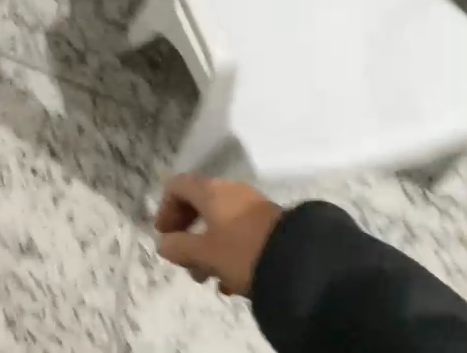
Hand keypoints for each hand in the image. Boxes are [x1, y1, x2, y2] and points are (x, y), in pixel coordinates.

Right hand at [153, 174, 284, 297]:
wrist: (301, 263)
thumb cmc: (242, 251)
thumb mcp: (205, 253)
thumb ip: (179, 247)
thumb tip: (164, 244)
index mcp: (209, 189)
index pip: (176, 185)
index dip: (165, 208)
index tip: (164, 235)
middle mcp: (229, 190)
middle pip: (198, 204)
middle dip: (187, 233)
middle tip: (184, 259)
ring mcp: (252, 205)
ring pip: (219, 221)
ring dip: (208, 247)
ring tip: (208, 277)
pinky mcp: (270, 223)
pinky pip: (239, 231)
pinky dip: (228, 250)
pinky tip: (231, 281)